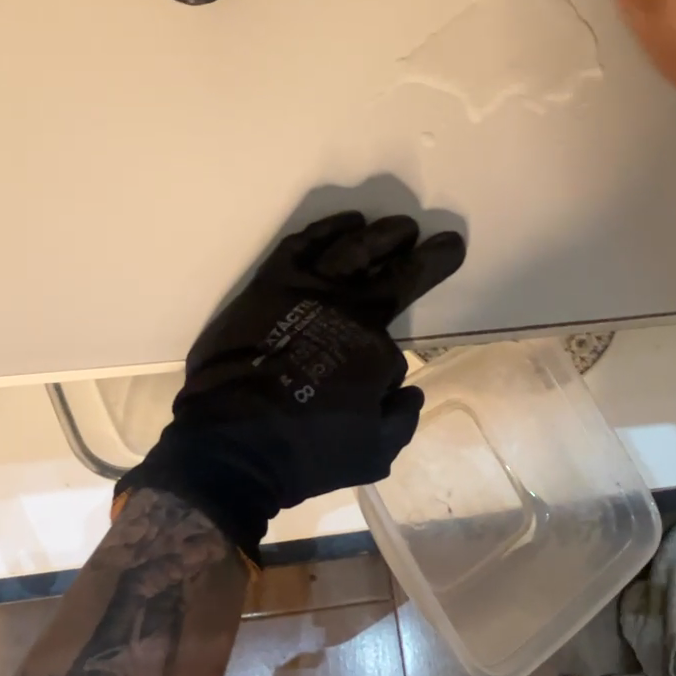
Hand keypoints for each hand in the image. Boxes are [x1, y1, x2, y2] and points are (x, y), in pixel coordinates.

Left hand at [115, 212, 465, 561]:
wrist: (231, 447)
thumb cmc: (306, 452)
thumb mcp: (376, 452)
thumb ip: (402, 417)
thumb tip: (407, 388)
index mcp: (371, 344)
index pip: (404, 314)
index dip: (427, 284)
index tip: (444, 261)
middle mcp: (342, 307)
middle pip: (388, 267)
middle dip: (414, 249)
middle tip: (428, 235)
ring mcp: (301, 292)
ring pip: (348, 248)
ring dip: (377, 234)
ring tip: (397, 225)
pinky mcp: (266, 287)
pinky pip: (300, 246)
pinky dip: (325, 230)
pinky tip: (345, 223)